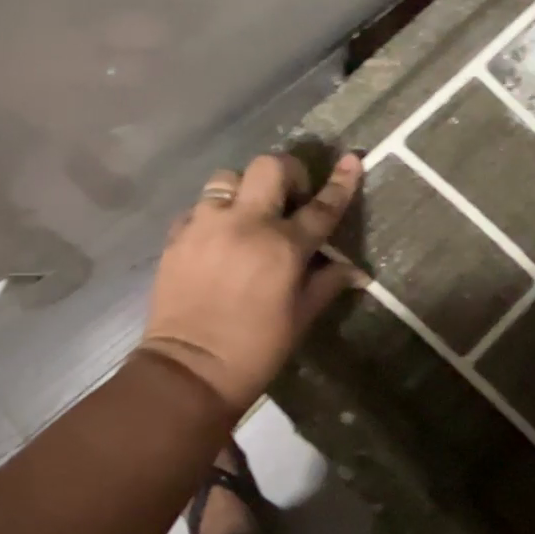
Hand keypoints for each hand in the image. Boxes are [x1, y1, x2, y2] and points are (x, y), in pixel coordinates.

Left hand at [138, 152, 365, 412]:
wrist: (188, 373)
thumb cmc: (255, 350)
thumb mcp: (300, 319)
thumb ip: (326, 283)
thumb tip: (357, 271)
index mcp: (283, 247)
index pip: (321, 206)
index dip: (341, 181)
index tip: (351, 160)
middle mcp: (245, 224)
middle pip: (269, 166)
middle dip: (287, 172)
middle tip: (290, 198)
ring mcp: (206, 226)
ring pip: (227, 178)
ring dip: (244, 189)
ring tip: (247, 215)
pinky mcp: (177, 236)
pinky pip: (198, 207)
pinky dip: (212, 215)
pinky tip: (217, 238)